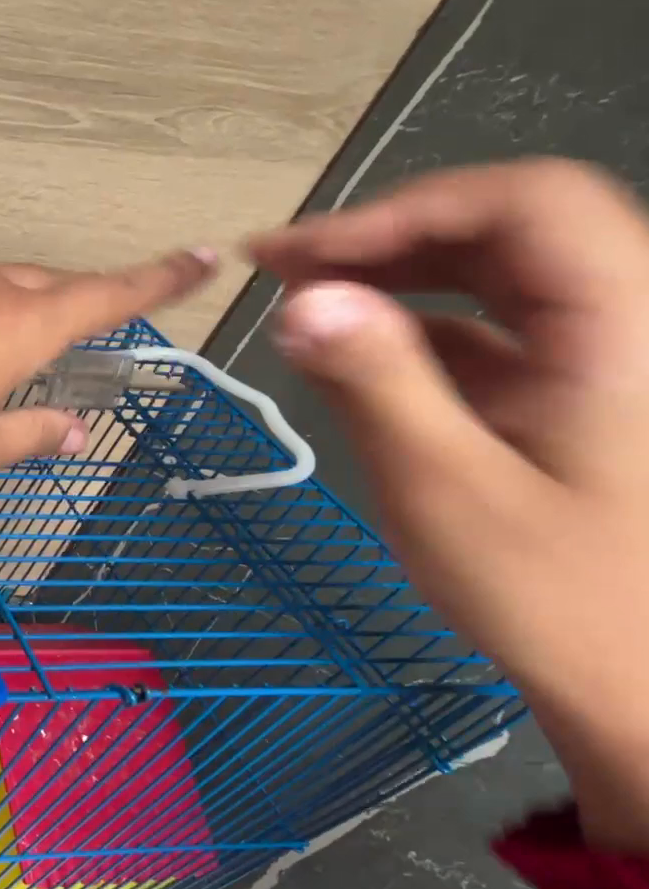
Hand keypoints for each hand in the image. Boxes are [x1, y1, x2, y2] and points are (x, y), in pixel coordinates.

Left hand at [0, 253, 214, 492]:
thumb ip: (29, 434)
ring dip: (13, 311)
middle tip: (83, 335)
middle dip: (73, 307)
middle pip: (49, 288)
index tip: (203, 256)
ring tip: (5, 351)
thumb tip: (73, 429)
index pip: (109, 295)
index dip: (159, 279)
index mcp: (21, 324)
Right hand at [249, 158, 648, 847]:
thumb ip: (377, 382)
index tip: (294, 255)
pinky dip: (412, 320)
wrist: (646, 683)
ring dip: (395, 270)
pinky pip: (491, 325)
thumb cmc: (556, 594)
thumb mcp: (445, 486)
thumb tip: (302, 299)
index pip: (526, 205)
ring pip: (497, 271)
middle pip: (511, 226)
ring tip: (299, 292)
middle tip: (277, 267)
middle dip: (386, 234)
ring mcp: (601, 356)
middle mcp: (626, 322)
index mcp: (628, 330)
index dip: (401, 210)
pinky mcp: (571, 390)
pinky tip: (350, 344)